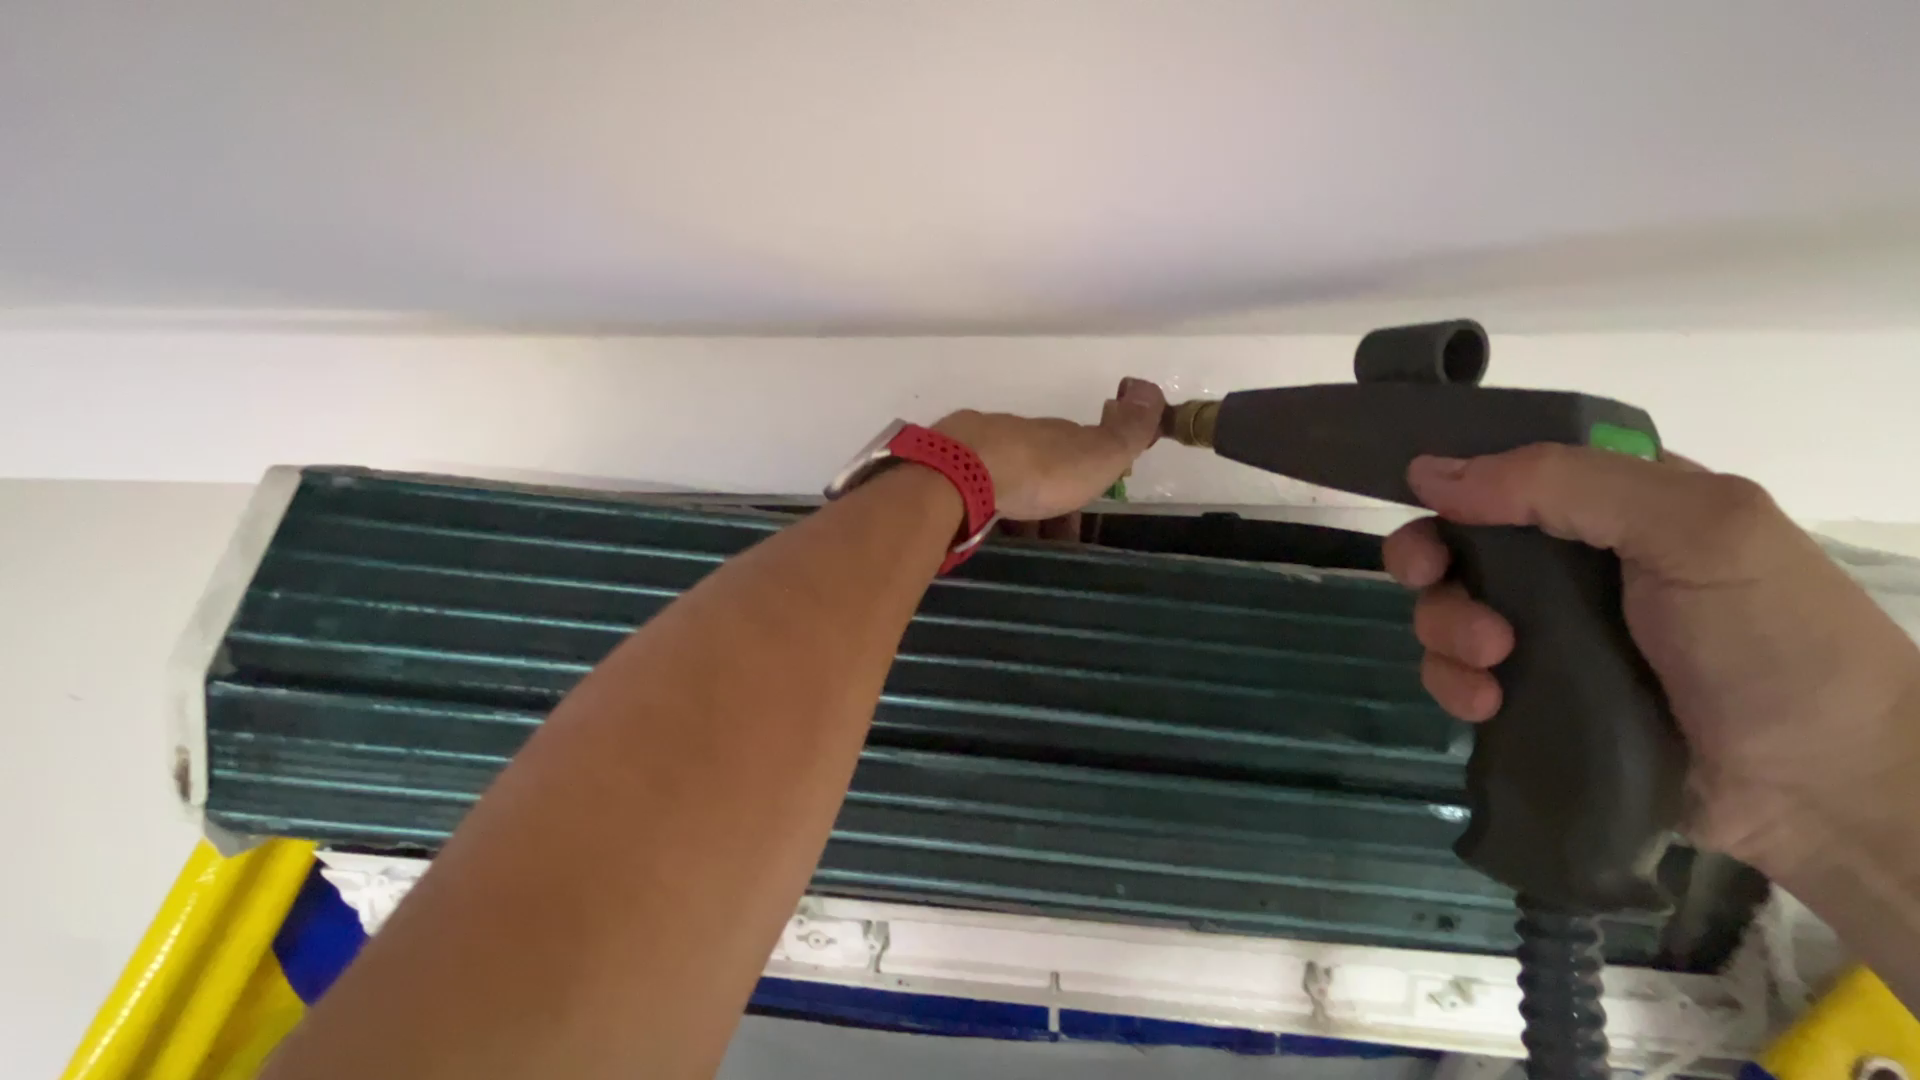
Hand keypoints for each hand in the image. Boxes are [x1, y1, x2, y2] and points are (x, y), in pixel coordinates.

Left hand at [934, 377, 1165, 521]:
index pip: (1076, 443)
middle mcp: (1015, 437)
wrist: (962, 472)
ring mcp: (976, 452)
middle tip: (1062, 528)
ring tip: (1029, 536)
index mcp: (1052, 434)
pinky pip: (975, 495)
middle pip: (1038, 463)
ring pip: (1004, 479)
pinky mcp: (946, 476)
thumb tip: (1147, 388)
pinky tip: (992, 529)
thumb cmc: (1039, 469)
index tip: (1095, 493)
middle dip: (1052, 490)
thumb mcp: (1098, 453)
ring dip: (1020, 504)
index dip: (1089, 465)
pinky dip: (990, 511)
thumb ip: (1127, 429)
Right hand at [1381, 444, 1919, 871]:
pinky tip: (1486, 704)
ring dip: (1447, 630)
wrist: (1823, 794)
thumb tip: (1427, 472)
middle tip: (1430, 580)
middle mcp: (1573, 565)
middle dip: (1432, 561)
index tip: (1423, 501)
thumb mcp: (1695, 531)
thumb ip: (1562, 485)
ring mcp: (1549, 634)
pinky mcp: (1532, 696)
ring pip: (1448, 609)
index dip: (1457, 481)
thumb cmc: (1775, 642)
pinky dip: (1455, 685)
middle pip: (1461, 542)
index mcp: (1615, 507)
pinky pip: (1458, 675)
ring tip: (1492, 662)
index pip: (1510, 472)